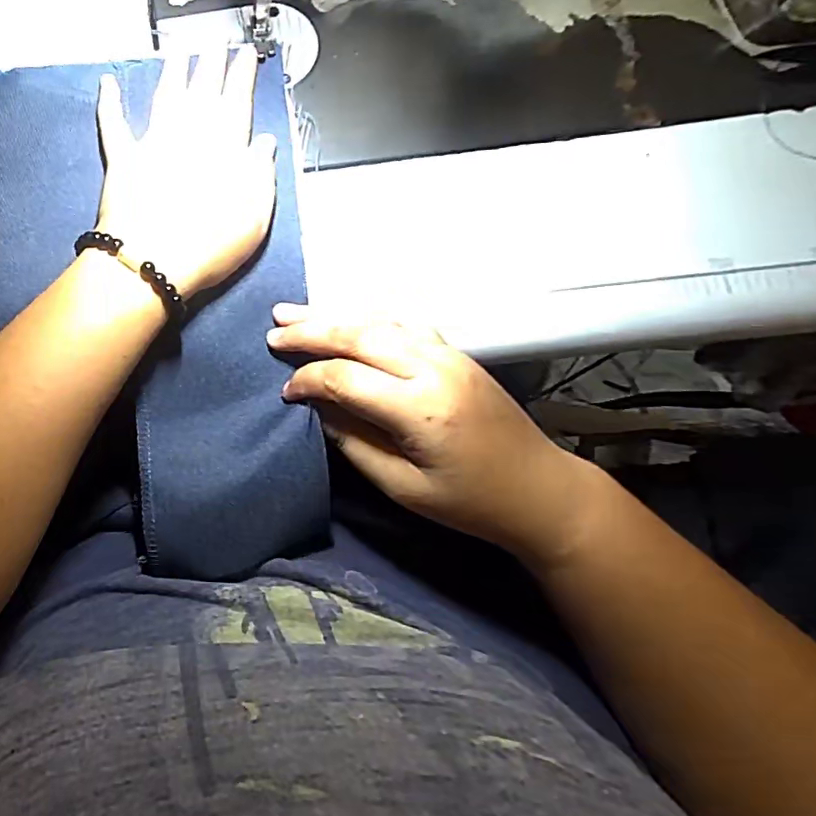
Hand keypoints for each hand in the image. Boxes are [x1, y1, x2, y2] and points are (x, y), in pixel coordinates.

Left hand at [95, 46, 276, 298]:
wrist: (152, 262)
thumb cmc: (209, 244)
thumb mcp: (256, 214)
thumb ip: (261, 172)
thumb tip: (263, 143)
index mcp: (225, 146)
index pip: (237, 99)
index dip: (240, 74)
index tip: (243, 54)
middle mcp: (189, 134)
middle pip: (201, 89)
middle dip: (210, 62)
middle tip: (214, 39)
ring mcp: (152, 143)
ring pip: (165, 96)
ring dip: (172, 72)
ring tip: (178, 52)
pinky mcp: (122, 160)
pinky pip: (113, 124)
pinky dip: (109, 103)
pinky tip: (107, 84)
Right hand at [269, 305, 605, 567]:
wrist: (541, 490)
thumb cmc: (470, 502)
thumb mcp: (403, 486)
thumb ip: (354, 441)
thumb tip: (317, 407)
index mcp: (421, 408)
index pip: (346, 377)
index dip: (309, 380)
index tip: (285, 393)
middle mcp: (434, 368)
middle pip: (361, 336)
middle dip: (312, 332)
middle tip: (273, 332)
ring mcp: (449, 355)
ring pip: (381, 322)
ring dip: (336, 316)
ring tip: (295, 313)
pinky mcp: (457, 353)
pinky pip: (404, 323)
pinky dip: (369, 317)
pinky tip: (348, 316)